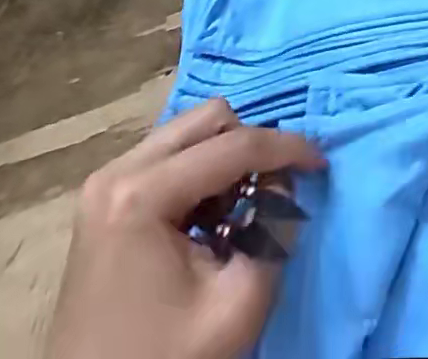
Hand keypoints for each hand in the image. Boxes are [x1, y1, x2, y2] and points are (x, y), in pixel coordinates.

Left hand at [48, 99, 326, 358]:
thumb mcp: (236, 306)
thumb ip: (272, 233)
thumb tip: (283, 185)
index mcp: (141, 193)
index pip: (233, 145)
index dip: (286, 148)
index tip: (321, 163)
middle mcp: (118, 170)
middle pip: (206, 121)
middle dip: (251, 146)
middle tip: (274, 189)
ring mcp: (106, 180)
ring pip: (188, 133)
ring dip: (225, 160)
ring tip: (242, 211)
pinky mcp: (105, 197)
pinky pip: (168, 157)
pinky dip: (200, 174)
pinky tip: (210, 220)